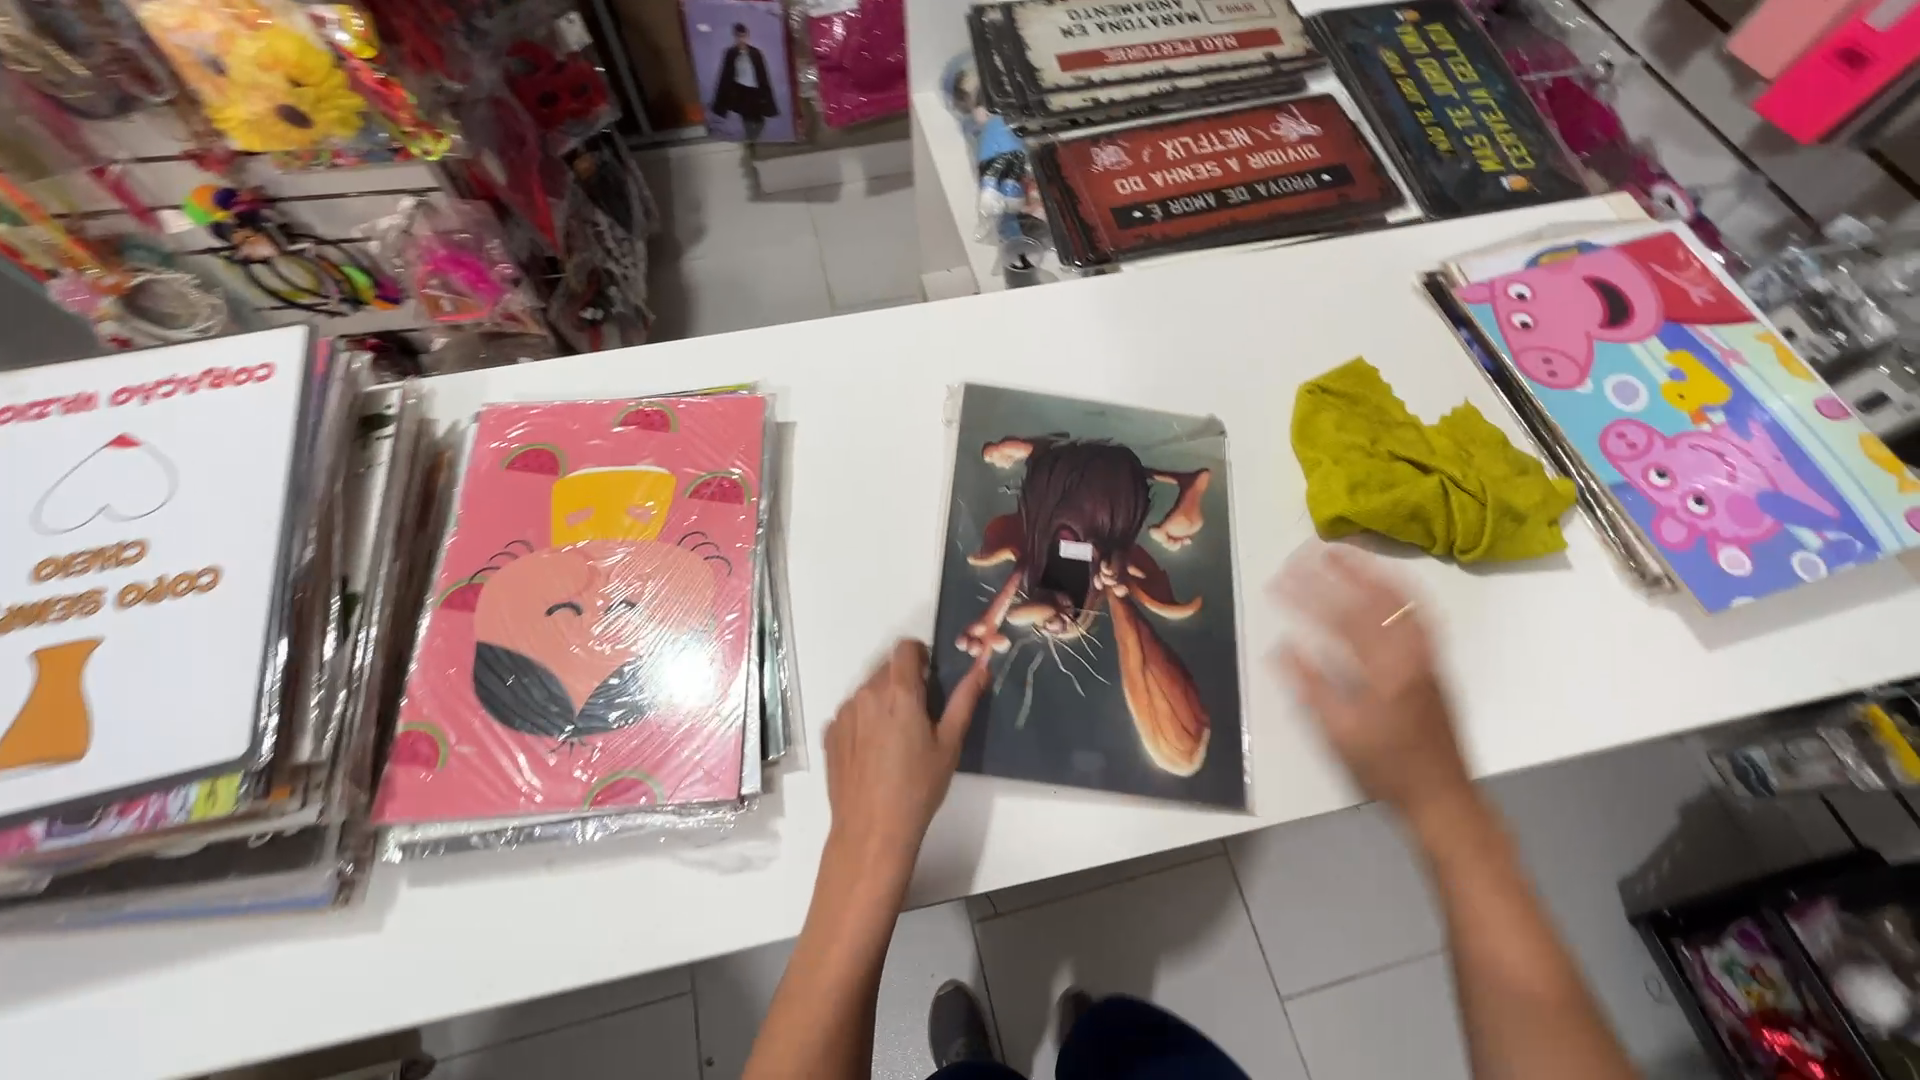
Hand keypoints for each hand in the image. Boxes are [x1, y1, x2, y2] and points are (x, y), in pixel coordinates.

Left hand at [824, 641, 990, 874]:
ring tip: (896, 738)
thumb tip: (981, 669)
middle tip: (920, 714)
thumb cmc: (918, 787)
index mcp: (899, 692)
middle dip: (904, 681)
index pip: (905, 648)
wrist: (872, 829)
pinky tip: (875, 752)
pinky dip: (864, 720)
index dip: (920, 655)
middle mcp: (866, 694)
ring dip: (883, 700)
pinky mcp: (830, 733)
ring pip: (867, 690)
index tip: (930, 677)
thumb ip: (964, 700)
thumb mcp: (949, 745)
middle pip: (887, 669)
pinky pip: (851, 712)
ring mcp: (843, 713)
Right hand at [1276, 548, 1472, 818]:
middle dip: (1336, 572)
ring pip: (1401, 601)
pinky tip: (1384, 585)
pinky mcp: (1435, 663)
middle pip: (1372, 599)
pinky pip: (1419, 614)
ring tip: (1345, 553)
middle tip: (1305, 554)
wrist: (1444, 796)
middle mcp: (1411, 654)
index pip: (1339, 619)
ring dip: (1371, 572)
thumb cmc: (1385, 769)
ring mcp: (1429, 656)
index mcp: (1383, 671)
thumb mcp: (1339, 733)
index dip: (1306, 596)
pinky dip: (1399, 591)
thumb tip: (1282, 648)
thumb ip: (1311, 687)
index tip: (1278, 581)